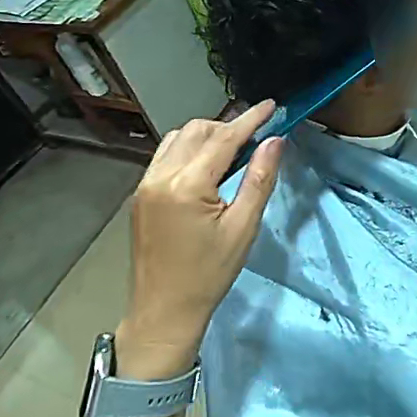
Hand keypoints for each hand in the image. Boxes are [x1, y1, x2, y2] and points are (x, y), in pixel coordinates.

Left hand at [117, 101, 283, 379]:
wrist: (163, 311)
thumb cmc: (209, 273)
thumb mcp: (243, 227)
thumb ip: (260, 179)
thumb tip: (275, 141)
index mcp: (186, 185)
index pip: (223, 138)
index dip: (250, 119)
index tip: (271, 105)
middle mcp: (160, 176)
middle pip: (198, 130)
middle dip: (229, 126)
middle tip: (257, 138)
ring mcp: (145, 184)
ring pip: (178, 138)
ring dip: (207, 135)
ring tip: (234, 150)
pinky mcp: (140, 194)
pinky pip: (166, 155)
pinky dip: (189, 148)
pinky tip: (207, 165)